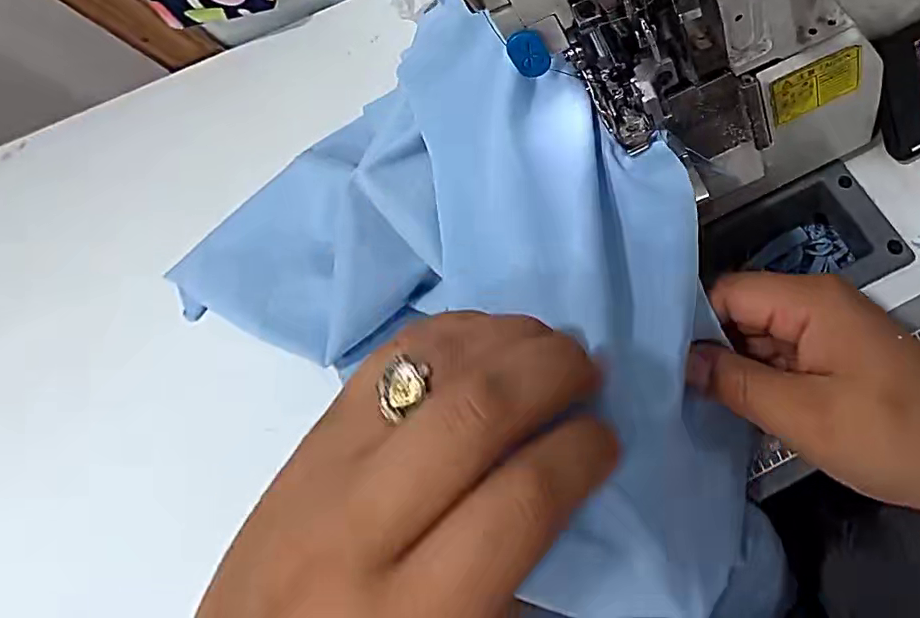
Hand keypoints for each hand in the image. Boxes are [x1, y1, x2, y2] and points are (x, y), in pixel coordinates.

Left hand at [198, 312, 618, 617]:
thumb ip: (524, 571)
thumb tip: (576, 472)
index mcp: (406, 614)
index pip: (517, 501)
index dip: (581, 452)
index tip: (608, 437)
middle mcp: (357, 529)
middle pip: (477, 411)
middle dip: (554, 373)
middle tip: (590, 373)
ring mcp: (325, 465)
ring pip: (435, 362)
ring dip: (512, 338)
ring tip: (551, 347)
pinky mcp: (311, 429)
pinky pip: (395, 349)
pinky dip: (459, 329)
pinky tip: (494, 338)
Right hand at [686, 272, 919, 510]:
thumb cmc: (891, 435)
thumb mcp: (804, 415)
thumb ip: (738, 383)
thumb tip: (686, 361)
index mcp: (809, 299)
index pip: (730, 292)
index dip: (695, 323)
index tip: (667, 362)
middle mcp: (818, 301)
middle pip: (746, 311)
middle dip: (716, 348)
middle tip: (681, 391)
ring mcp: (832, 326)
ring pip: (765, 335)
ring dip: (741, 368)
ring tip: (706, 403)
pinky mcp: (841, 352)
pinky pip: (789, 354)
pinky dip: (768, 378)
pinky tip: (749, 408)